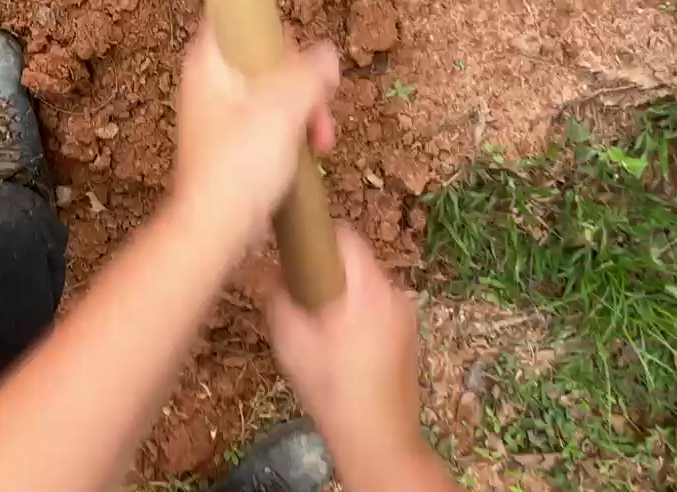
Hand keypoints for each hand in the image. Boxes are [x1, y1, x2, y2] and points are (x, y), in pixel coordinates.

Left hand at [170, 21, 338, 246]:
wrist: (215, 228)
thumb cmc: (239, 165)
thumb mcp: (282, 110)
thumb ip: (309, 74)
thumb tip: (326, 54)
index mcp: (209, 61)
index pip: (235, 17)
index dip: (271, 28)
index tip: (296, 52)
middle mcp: (209, 81)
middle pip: (263, 58)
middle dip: (301, 80)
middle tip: (318, 105)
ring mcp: (219, 111)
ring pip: (272, 92)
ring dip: (303, 110)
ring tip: (321, 140)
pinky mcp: (231, 140)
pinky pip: (268, 121)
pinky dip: (291, 131)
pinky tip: (310, 154)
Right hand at [266, 228, 427, 460]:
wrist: (378, 443)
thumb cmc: (331, 386)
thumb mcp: (289, 338)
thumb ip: (275, 293)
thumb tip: (268, 267)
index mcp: (368, 286)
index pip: (343, 234)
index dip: (313, 237)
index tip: (291, 252)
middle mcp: (394, 293)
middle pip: (353, 259)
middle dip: (324, 268)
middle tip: (298, 290)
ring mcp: (406, 315)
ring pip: (364, 283)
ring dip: (340, 290)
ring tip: (316, 319)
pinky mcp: (409, 335)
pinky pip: (376, 304)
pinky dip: (356, 310)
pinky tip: (338, 341)